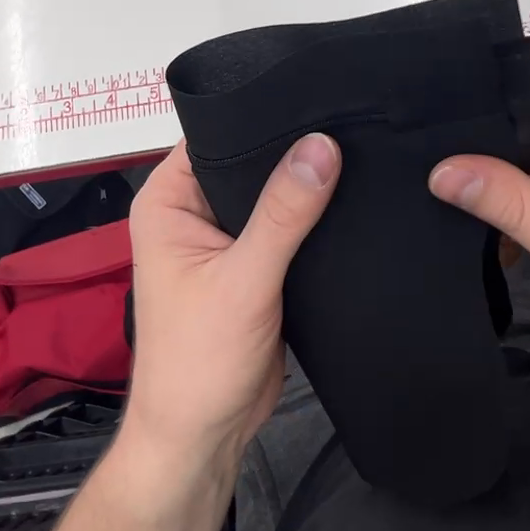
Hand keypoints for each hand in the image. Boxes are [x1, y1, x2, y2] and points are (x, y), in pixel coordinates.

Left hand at [122, 135, 340, 464]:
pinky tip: (351, 197)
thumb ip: (284, 213)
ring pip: (274, 191)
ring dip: (307, 184)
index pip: (218, 132)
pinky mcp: (255, 262)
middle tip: (352, 118)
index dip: (263, 112)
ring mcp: (226, 236)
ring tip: (360, 151)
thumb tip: (322, 146)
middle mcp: (193, 209)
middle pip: (250, 158)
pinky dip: (313, 217)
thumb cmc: (199, 361)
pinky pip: (289, 224)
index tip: (317, 94)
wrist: (205, 436)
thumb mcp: (243, 280)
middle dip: (294, 147)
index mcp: (169, 199)